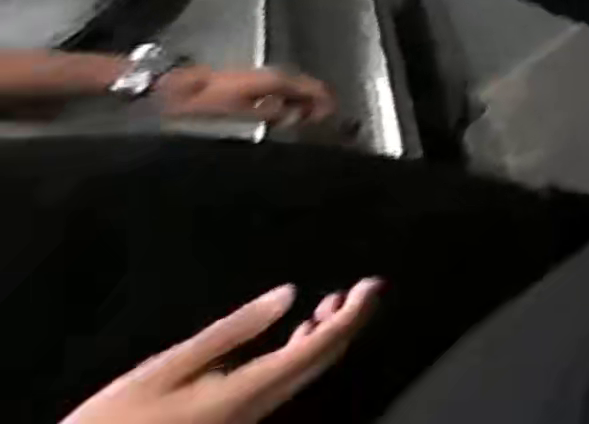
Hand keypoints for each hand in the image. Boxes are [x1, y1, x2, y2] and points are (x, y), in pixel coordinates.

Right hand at [61, 280, 379, 423]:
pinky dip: (303, 352)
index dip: (356, 313)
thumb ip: (234, 329)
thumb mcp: (166, 368)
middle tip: (362, 286)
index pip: (324, 346)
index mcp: (250, 390)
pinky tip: (300, 333)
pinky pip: (287, 381)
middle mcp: (260, 406)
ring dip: (328, 334)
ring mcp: (249, 416)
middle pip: (324, 359)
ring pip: (307, 371)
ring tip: (332, 301)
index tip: (373, 283)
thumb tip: (289, 292)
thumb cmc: (112, 422)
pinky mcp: (236, 419)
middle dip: (350, 320)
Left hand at [154, 66, 336, 126]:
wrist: (167, 88)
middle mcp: (277, 74)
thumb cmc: (203, 100)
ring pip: (296, 89)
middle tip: (316, 124)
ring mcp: (264, 77)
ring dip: (303, 104)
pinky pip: (283, 91)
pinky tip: (281, 115)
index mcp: (280, 80)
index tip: (328, 121)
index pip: (317, 89)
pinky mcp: (252, 82)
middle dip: (317, 104)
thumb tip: (297, 116)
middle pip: (309, 88)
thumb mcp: (238, 111)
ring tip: (300, 123)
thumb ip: (272, 113)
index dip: (327, 104)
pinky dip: (289, 102)